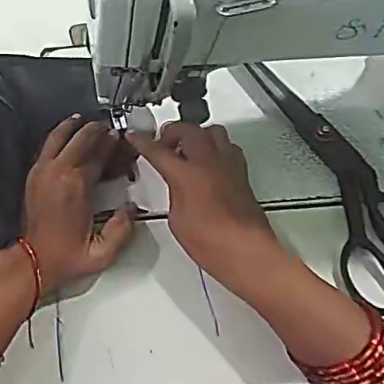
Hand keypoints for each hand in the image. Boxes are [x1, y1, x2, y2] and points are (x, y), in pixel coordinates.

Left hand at [20, 116, 135, 292]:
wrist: (35, 259)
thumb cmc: (64, 254)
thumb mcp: (102, 252)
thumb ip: (122, 229)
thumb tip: (130, 209)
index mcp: (77, 187)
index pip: (98, 155)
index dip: (110, 145)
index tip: (118, 139)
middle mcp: (58, 174)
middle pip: (80, 140)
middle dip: (95, 131)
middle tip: (106, 128)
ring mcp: (43, 172)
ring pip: (59, 137)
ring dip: (73, 127)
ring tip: (83, 121)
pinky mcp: (34, 175)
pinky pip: (47, 146)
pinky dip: (57, 135)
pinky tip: (64, 133)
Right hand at [127, 122, 294, 302]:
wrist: (247, 254)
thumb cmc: (214, 243)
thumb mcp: (177, 218)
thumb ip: (174, 192)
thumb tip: (177, 186)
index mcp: (186, 174)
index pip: (158, 149)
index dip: (142, 141)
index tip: (136, 136)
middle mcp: (209, 163)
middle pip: (188, 129)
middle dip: (171, 132)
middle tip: (162, 142)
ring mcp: (229, 166)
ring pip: (213, 131)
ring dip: (196, 135)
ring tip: (187, 147)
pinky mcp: (242, 174)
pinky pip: (228, 148)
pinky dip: (216, 148)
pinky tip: (210, 161)